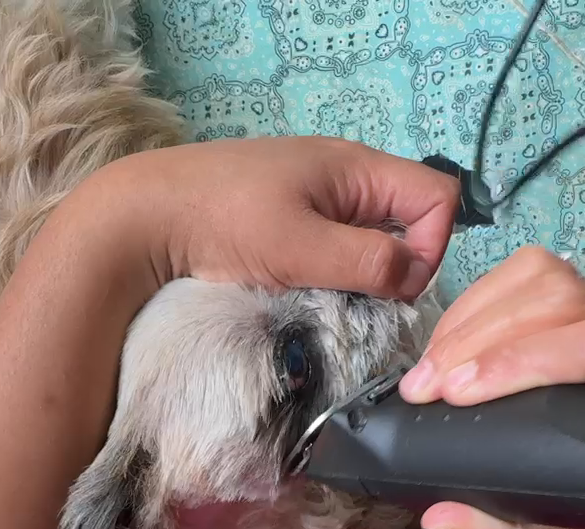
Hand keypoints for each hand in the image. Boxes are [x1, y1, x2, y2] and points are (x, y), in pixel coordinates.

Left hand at [85, 137, 459, 301]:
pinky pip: (332, 251)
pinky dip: (329, 276)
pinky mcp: (287, 225)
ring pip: (368, 242)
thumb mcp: (302, 246)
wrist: (148, 218)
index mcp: (357, 169)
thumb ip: (366, 260)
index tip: (395, 288)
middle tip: (358, 303)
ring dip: (360, 277)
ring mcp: (314, 202)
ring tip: (325, 300)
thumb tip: (414, 276)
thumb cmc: (225, 222)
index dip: (432, 246)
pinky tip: (301, 293)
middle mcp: (343, 180)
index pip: (437, 198)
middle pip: (405, 222)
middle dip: (395, 267)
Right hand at [397, 246, 584, 528]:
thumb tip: (440, 518)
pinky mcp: (575, 290)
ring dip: (469, 321)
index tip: (457, 395)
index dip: (521, 362)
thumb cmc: (580, 502)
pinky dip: (474, 303)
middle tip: (424, 388)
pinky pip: (524, 271)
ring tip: (428, 368)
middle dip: (478, 342)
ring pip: (541, 277)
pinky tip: (444, 341)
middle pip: (562, 300)